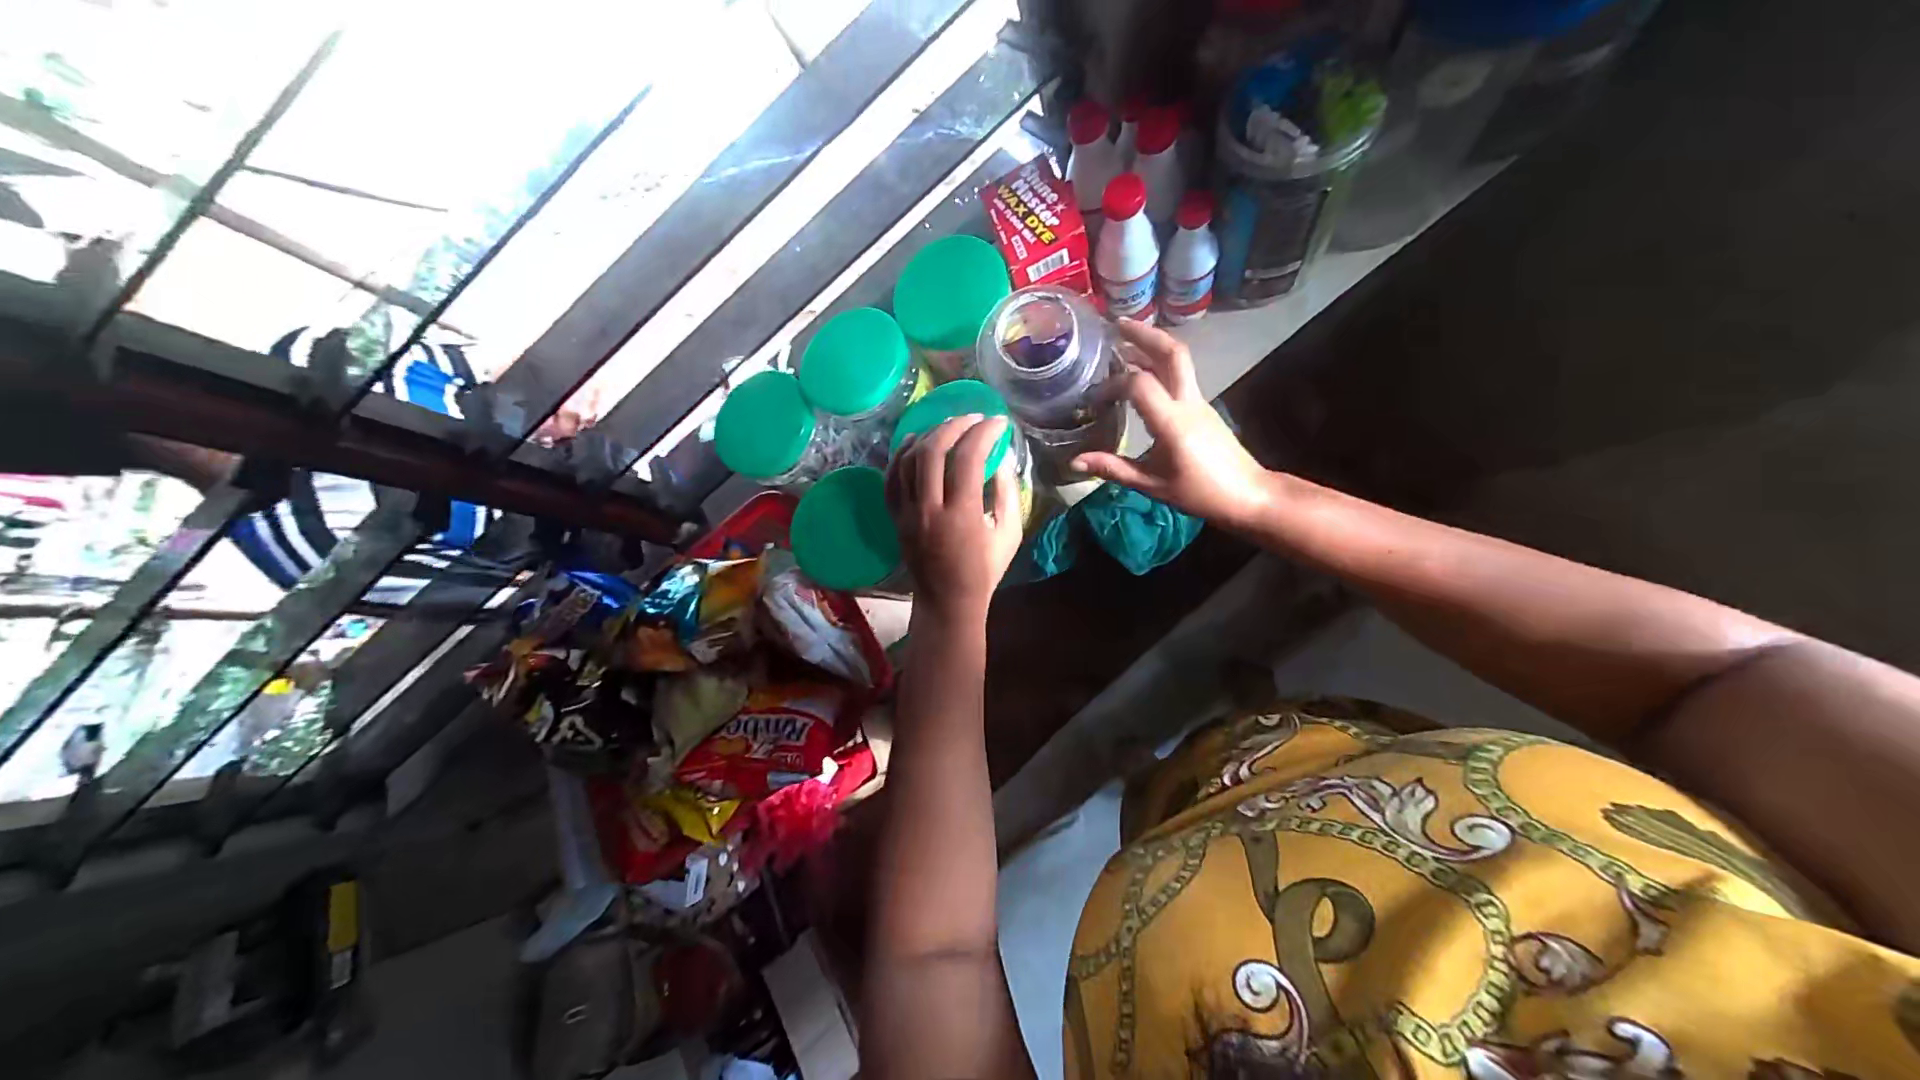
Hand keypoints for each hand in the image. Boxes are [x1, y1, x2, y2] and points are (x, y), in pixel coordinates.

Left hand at [886, 414, 1022, 621]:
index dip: (984, 433)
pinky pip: (891, 478)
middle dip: (955, 425)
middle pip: (933, 450)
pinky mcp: (895, 517)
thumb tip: (1001, 459)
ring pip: (909, 459)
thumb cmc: (984, 570)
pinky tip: (915, 439)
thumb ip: (1008, 494)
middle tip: (973, 417)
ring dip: (929, 434)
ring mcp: (907, 513)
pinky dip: (901, 454)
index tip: (998, 423)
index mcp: (962, 515)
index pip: (969, 458)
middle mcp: (929, 509)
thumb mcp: (1009, 534)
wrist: (947, 601)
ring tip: (949, 424)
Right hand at [1071, 319, 1275, 531]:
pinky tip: (1141, 370)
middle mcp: (1188, 403)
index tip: (1094, 397)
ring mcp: (1198, 401)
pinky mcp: (1202, 406)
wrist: (1248, 495)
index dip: (1113, 384)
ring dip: (1152, 344)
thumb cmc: (1199, 493)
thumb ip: (1113, 469)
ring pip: (1178, 360)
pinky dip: (1159, 363)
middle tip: (1115, 324)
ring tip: (1124, 340)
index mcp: (1173, 422)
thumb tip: (1074, 462)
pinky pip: (1180, 375)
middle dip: (1143, 334)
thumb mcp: (1151, 485)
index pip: (1140, 384)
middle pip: (1171, 353)